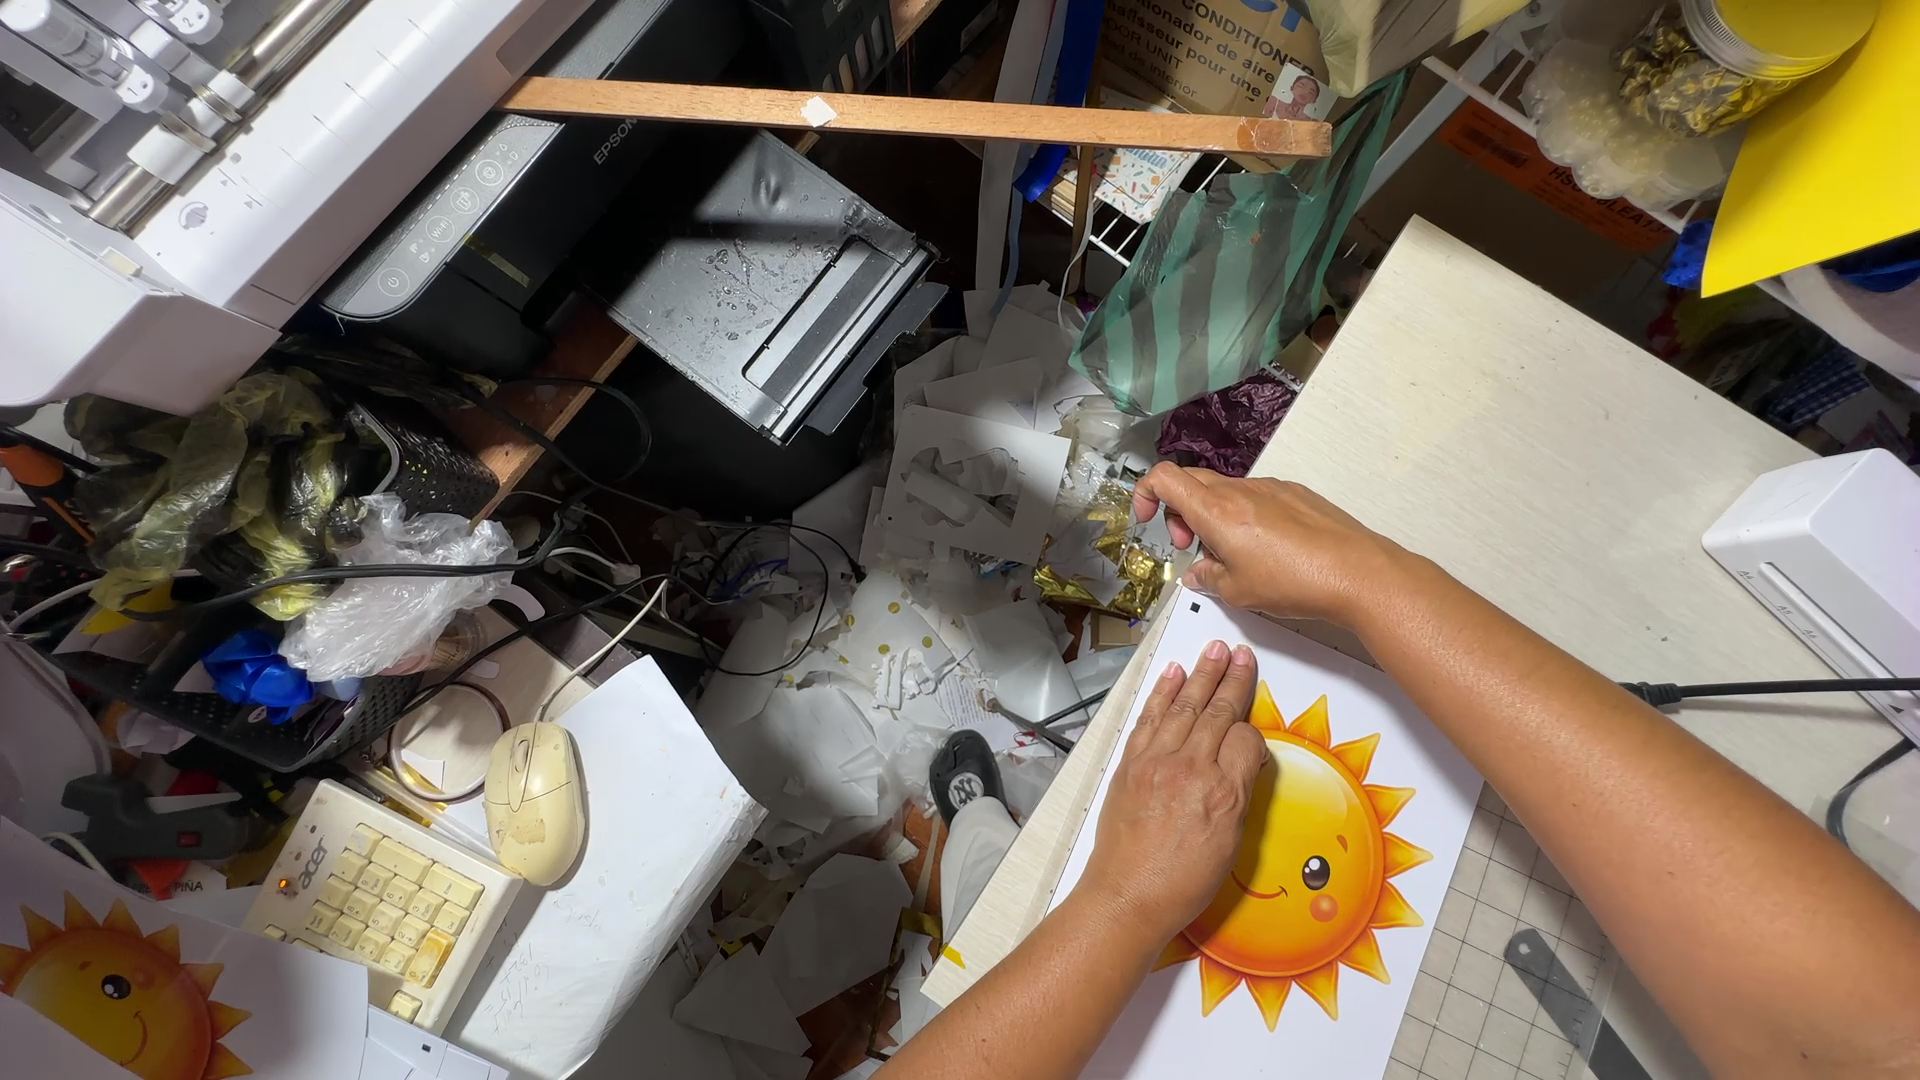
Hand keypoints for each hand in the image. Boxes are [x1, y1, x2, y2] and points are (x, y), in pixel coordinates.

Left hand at [1076, 640, 1267, 948]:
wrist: (1128, 893)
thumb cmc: (1183, 881)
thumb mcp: (1230, 843)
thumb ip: (1238, 794)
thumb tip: (1240, 763)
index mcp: (1223, 792)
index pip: (1247, 739)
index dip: (1253, 732)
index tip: (1252, 731)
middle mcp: (1190, 767)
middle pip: (1217, 712)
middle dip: (1231, 678)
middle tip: (1240, 653)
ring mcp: (1156, 760)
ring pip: (1184, 705)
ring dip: (1200, 674)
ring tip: (1214, 649)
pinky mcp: (1131, 761)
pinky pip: (1150, 716)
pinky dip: (1162, 692)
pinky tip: (1173, 674)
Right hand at [1131, 463, 1413, 624]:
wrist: (1359, 574)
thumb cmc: (1294, 583)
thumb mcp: (1237, 592)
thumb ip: (1208, 577)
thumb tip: (1198, 573)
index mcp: (1216, 510)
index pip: (1163, 477)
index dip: (1144, 493)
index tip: (1147, 520)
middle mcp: (1239, 490)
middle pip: (1189, 481)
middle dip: (1177, 512)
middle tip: (1189, 545)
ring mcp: (1270, 487)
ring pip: (1223, 490)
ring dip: (1211, 515)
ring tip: (1229, 553)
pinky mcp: (1295, 494)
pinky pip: (1254, 495)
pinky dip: (1242, 514)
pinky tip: (1263, 548)